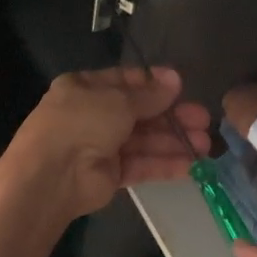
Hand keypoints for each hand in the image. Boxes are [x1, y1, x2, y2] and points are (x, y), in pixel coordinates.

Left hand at [0, 66, 211, 221]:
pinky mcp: (109, 175)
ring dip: (173, 141)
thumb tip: (175, 80)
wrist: (50, 175)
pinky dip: (164, 164)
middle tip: (203, 120)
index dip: (154, 84)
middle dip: (171, 117)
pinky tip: (192, 165)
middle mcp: (92, 115)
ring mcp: (100, 146)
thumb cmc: (80, 123)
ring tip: (206, 145)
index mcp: (84, 88)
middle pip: (139, 113)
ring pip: (143, 141)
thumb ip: (148, 95)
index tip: (183, 87)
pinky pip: (140, 165)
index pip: (125, 82)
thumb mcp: (116, 100)